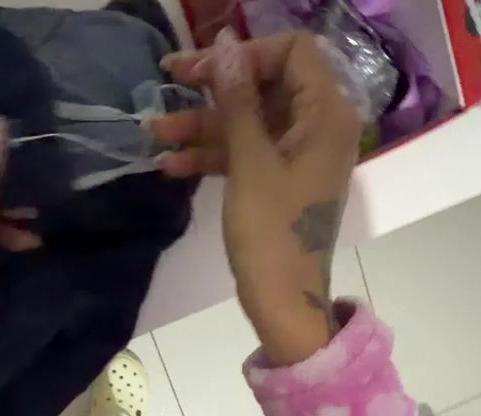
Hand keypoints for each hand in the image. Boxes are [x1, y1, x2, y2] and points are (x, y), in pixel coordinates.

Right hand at [153, 30, 361, 365]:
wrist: (283, 305)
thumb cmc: (271, 235)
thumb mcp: (249, 163)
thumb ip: (237, 101)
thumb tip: (225, 44)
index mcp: (326, 114)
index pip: (291, 52)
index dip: (244, 55)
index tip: (200, 70)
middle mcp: (319, 127)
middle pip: (266, 86)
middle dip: (214, 90)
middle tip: (166, 84)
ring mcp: (300, 157)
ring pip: (250, 124)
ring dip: (203, 127)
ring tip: (154, 132)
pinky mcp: (282, 183)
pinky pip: (248, 154)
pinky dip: (214, 156)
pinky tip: (171, 163)